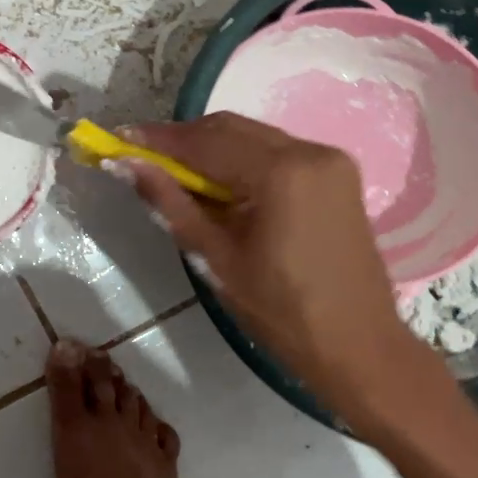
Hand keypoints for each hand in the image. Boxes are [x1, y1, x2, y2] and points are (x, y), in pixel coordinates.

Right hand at [118, 113, 435, 423]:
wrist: (360, 348)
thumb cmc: (282, 311)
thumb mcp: (214, 256)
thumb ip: (169, 201)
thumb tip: (124, 163)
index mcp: (282, 173)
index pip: (205, 141)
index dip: (157, 140)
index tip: (116, 140)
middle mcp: (310, 152)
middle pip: (228, 129)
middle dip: (181, 140)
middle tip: (139, 157)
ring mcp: (329, 160)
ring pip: (250, 137)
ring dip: (208, 148)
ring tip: (171, 172)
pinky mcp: (335, 174)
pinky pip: (273, 151)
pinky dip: (238, 159)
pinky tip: (215, 183)